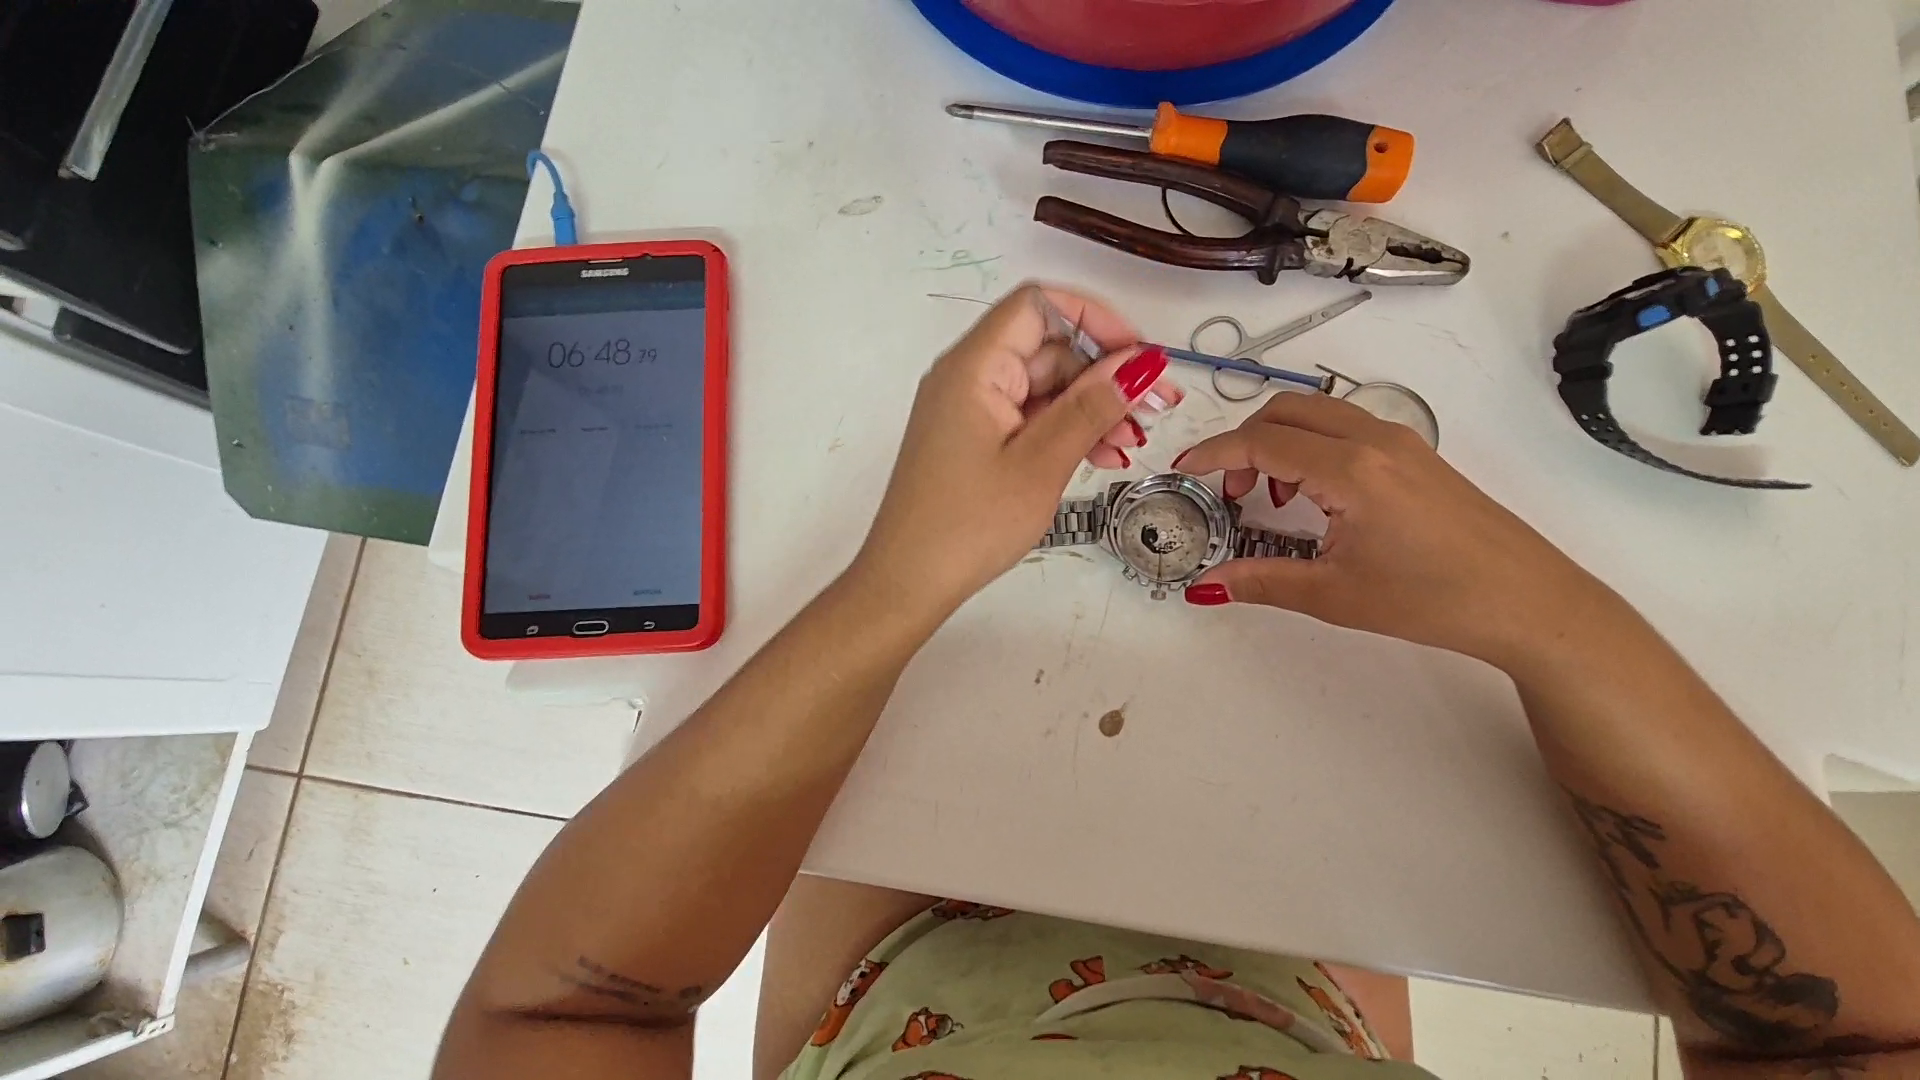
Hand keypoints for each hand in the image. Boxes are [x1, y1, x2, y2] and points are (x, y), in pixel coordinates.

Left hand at [850, 284, 1178, 616]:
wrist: (909, 581)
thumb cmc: (968, 524)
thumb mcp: (1041, 462)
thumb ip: (1093, 406)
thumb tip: (1141, 363)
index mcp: (974, 366)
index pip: (1039, 305)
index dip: (1096, 319)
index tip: (1139, 355)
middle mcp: (968, 376)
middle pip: (1047, 348)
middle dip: (1104, 373)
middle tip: (1154, 409)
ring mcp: (970, 409)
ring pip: (1044, 386)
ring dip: (1092, 407)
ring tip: (1130, 444)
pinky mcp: (974, 439)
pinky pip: (1029, 417)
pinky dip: (1065, 430)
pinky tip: (1100, 457)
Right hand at [1174, 393, 1617, 667]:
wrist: (1528, 601)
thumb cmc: (1431, 600)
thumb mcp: (1334, 596)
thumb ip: (1260, 582)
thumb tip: (1205, 587)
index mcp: (1350, 471)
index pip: (1261, 442)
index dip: (1214, 454)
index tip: (1184, 471)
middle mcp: (1374, 441)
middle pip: (1285, 411)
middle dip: (1244, 444)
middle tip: (1233, 495)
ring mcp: (1400, 442)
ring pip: (1317, 414)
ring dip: (1279, 442)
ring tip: (1274, 500)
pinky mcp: (1416, 454)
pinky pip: (1346, 428)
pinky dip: (1311, 446)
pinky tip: (1317, 498)